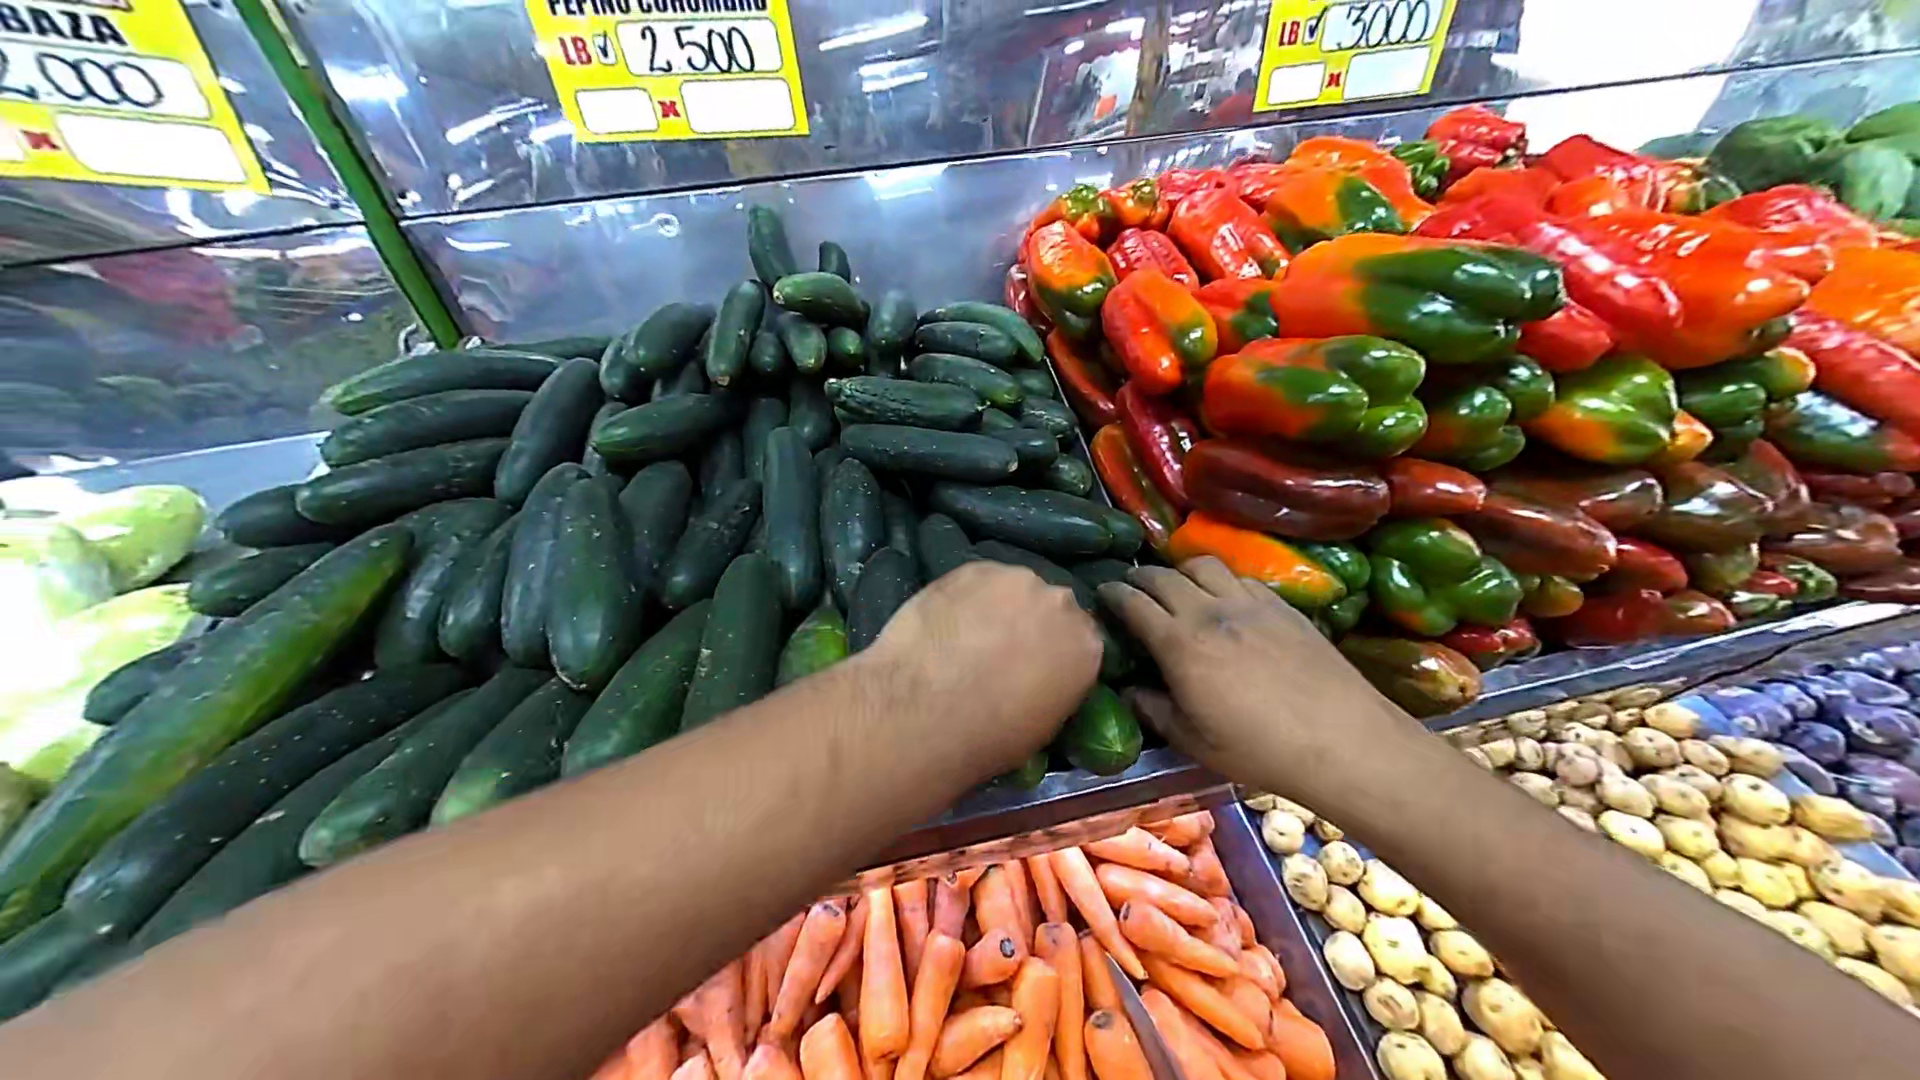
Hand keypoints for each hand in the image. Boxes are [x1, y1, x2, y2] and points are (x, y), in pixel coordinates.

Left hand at [866, 561, 1102, 767]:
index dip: (1053, 650)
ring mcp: (1017, 580)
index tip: (1033, 663)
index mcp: (1086, 646)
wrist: (925, 712)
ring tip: (966, 633)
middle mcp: (1061, 604)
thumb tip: (1039, 674)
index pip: (1079, 639)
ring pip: (1012, 590)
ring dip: (997, 607)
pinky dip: (965, 597)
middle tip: (999, 648)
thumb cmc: (989, 737)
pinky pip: (976, 580)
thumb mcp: (1043, 725)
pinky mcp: (973, 568)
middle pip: (1049, 606)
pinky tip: (945, 620)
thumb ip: (1054, 684)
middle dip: (1029, 623)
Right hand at [1097, 557, 1413, 795]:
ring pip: (1203, 564)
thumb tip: (1130, 690)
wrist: (1342, 741)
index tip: (1102, 591)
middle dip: (1140, 576)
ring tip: (1176, 583)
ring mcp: (1248, 603)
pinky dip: (1220, 579)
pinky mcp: (1281, 605)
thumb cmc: (1258, 749)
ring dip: (1180, 569)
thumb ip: (1154, 710)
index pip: (1134, 603)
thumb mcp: (1193, 740)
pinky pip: (1240, 576)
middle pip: (1163, 576)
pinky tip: (1224, 596)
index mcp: (1179, 644)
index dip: (1113, 593)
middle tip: (1131, 584)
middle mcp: (1208, 612)